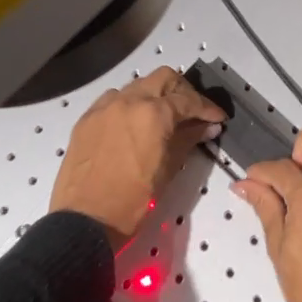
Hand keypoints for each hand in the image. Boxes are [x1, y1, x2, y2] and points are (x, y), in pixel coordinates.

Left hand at [50, 66, 226, 249]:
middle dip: (183, 91)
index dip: (207, 108)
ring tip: (163, 115)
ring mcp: (105, 105)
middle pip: (164, 78)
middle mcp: (129, 99)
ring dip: (155, 94)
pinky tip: (134, 122)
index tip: (218, 118)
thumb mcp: (167, 171)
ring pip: (138, 84)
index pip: (188, 100)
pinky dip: (130, 103)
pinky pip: (114, 98)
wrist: (83, 223)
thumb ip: (188, 140)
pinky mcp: (87, 117)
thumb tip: (208, 126)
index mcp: (153, 113)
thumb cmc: (132, 202)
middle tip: (193, 111)